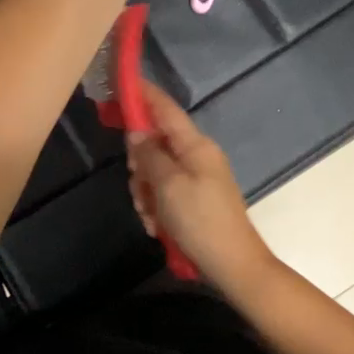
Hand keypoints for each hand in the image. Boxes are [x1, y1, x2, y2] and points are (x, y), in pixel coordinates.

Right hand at [125, 82, 279, 295]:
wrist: (235, 267)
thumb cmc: (201, 221)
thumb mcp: (168, 186)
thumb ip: (149, 155)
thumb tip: (136, 132)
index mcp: (196, 145)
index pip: (165, 108)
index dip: (142, 95)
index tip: (118, 86)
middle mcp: (197, 156)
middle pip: (155, 144)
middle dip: (139, 165)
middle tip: (137, 185)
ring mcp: (197, 179)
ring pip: (155, 172)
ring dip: (146, 193)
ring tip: (151, 217)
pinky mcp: (195, 201)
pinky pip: (165, 193)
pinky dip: (156, 208)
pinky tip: (158, 228)